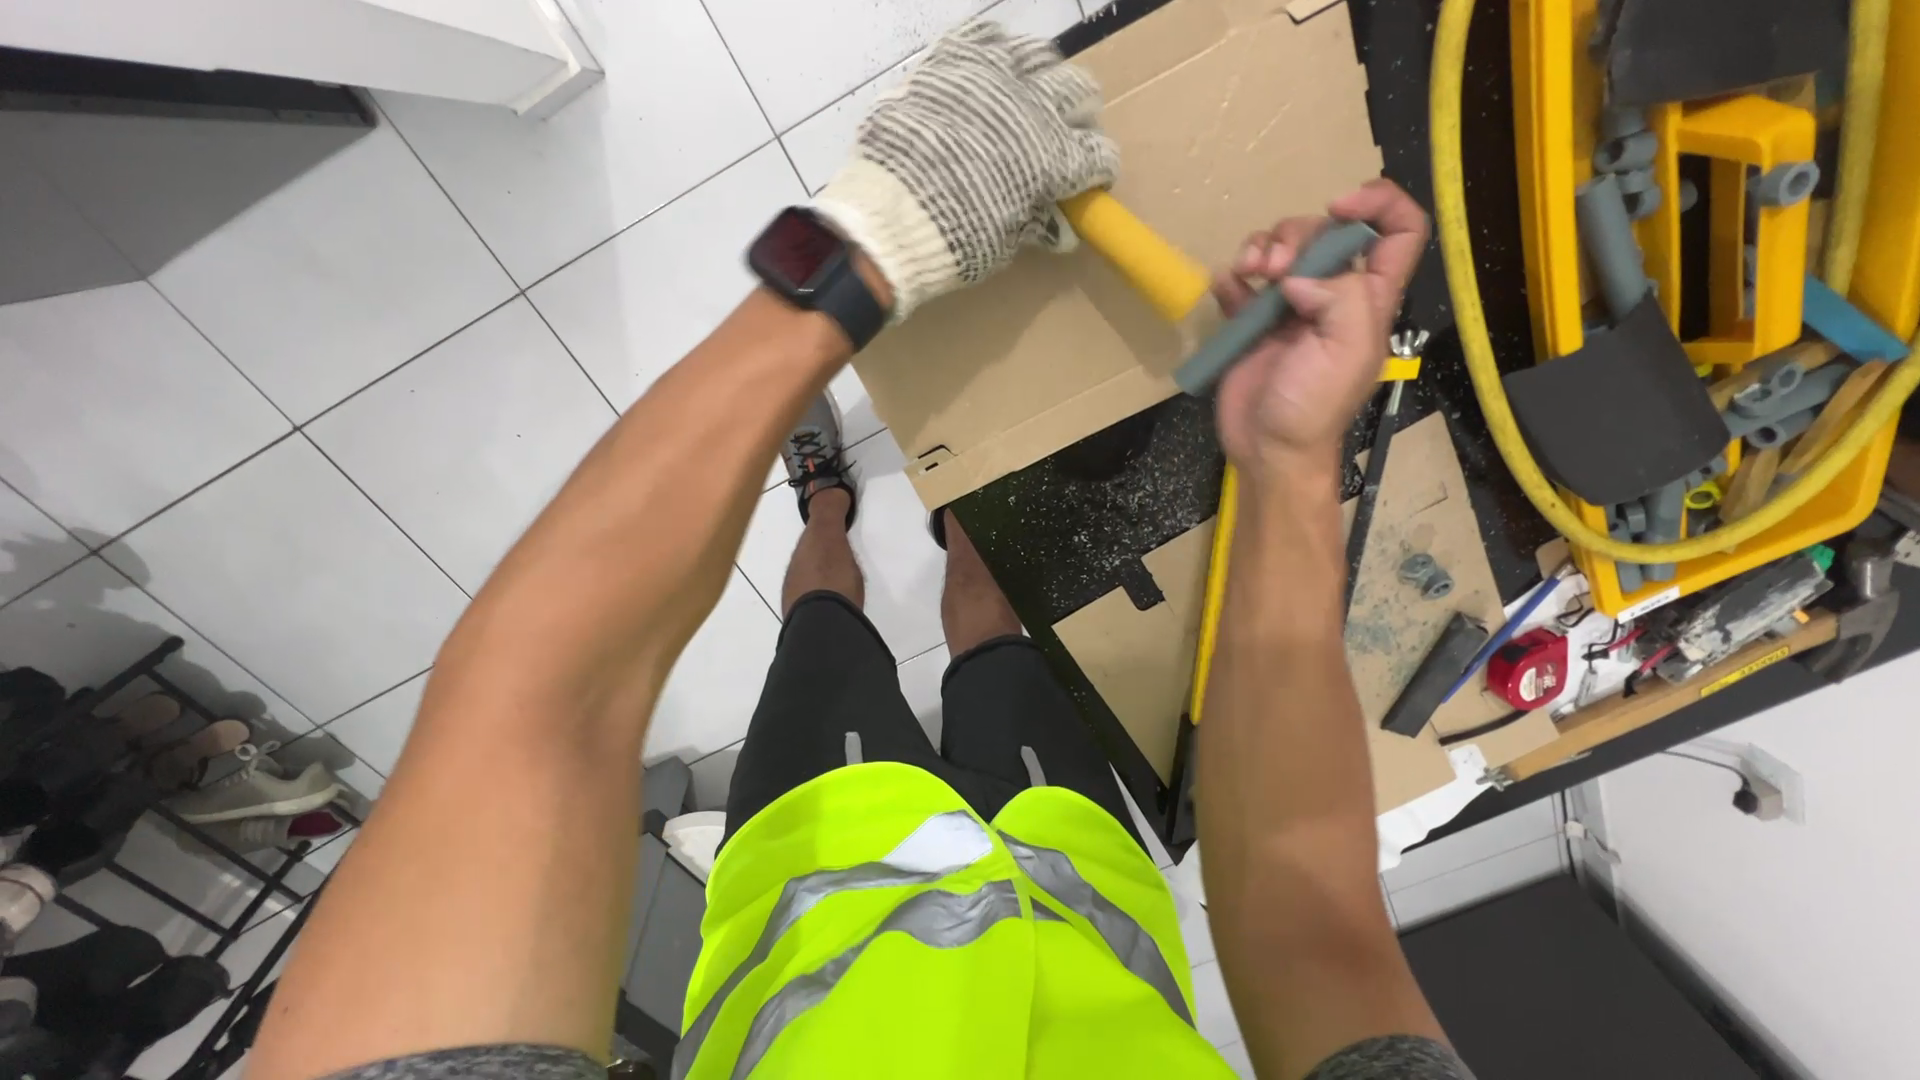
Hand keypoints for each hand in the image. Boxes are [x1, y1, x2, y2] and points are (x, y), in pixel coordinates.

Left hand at [814, 19, 1117, 319]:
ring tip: (1030, 98)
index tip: (1092, 182)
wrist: (890, 216)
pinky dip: (997, 53)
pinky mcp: (952, 61)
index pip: (1099, 156)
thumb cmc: (953, 240)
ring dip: (1044, 79)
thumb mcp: (1003, 244)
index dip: (1101, 170)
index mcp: (1053, 160)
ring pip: (1041, 57)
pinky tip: (992, 73)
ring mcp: (992, 78)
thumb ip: (1035, 226)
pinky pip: (987, 38)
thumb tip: (1061, 230)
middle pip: (1081, 94)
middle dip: (1082, 116)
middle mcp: (1033, 109)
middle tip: (1068, 133)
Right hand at [1212, 180, 1428, 481]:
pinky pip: (1243, 282)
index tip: (1339, 207)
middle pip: (1326, 232)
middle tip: (1274, 269)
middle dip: (1296, 235)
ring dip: (1261, 248)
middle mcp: (1332, 295)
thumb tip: (1297, 278)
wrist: (1268, 447)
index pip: (1399, 230)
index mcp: (1369, 297)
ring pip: (1282, 250)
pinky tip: (1227, 287)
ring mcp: (1290, 308)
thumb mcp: (1349, 348)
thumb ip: (1341, 296)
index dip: (1378, 204)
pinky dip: (1232, 276)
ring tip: (1248, 273)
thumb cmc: (1315, 405)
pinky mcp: (1252, 323)